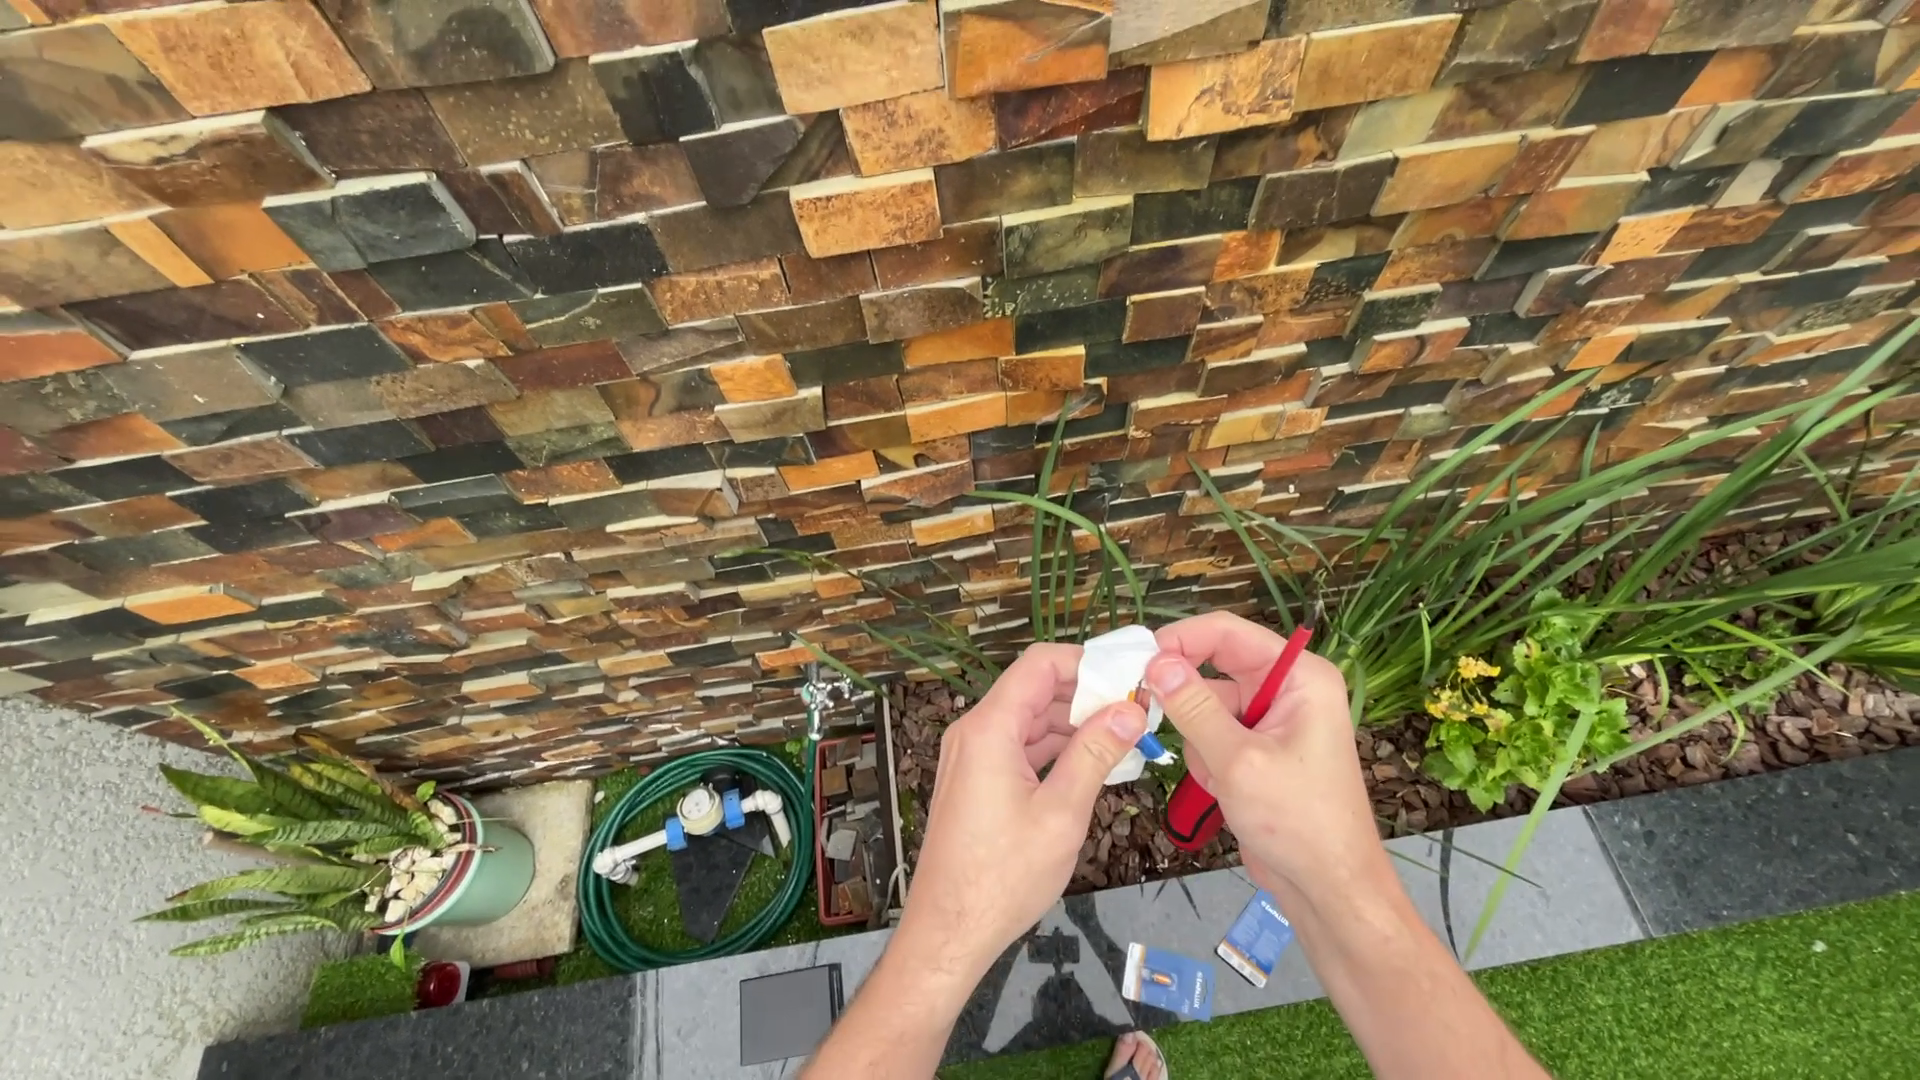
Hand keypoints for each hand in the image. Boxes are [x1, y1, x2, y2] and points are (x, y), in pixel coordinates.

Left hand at [899, 643, 1147, 977]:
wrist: (949, 930)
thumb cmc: (1004, 876)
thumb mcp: (1061, 813)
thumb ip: (1096, 754)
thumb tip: (1130, 710)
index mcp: (989, 728)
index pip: (1039, 664)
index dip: (1086, 662)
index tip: (1128, 677)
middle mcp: (974, 731)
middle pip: (1034, 689)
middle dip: (1086, 694)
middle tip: (1137, 710)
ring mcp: (972, 755)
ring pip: (1029, 718)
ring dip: (1073, 723)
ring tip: (1124, 736)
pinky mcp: (975, 779)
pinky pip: (1019, 746)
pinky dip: (1054, 748)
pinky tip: (1091, 761)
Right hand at [1146, 613, 1384, 902]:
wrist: (1328, 888)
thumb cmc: (1297, 821)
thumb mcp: (1237, 760)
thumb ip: (1193, 707)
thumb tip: (1154, 661)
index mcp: (1299, 676)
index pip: (1228, 632)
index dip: (1181, 639)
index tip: (1138, 660)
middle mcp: (1287, 688)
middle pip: (1215, 666)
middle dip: (1187, 698)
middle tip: (1147, 711)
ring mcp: (1272, 719)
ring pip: (1207, 703)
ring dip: (1198, 737)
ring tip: (1217, 776)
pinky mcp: (1258, 747)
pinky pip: (1212, 732)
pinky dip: (1206, 756)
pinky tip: (1222, 789)